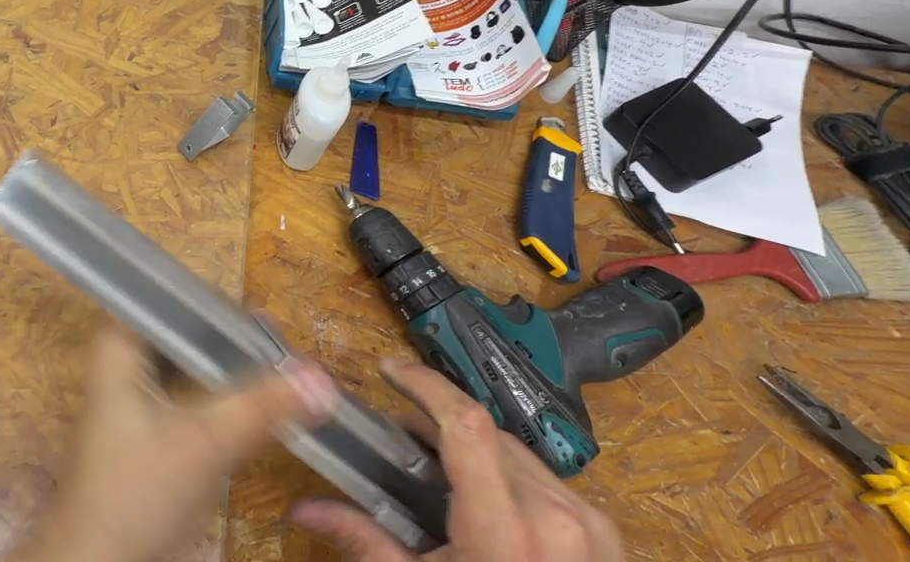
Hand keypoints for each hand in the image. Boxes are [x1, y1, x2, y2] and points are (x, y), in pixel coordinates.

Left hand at [9, 323, 340, 561]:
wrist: (99, 561)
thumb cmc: (134, 490)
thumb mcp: (201, 444)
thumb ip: (261, 408)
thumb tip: (324, 379)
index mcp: (120, 342)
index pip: (171, 297)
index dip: (221, 304)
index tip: (272, 321)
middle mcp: (127, 356)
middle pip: (188, 330)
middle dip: (237, 339)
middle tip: (290, 349)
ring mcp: (140, 392)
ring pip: (196, 363)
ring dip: (237, 368)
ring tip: (289, 372)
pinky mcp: (155, 426)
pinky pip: (198, 394)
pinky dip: (230, 397)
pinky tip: (268, 404)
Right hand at [292, 356, 623, 560]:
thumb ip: (364, 541)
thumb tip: (302, 508)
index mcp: (507, 528)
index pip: (466, 423)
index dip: (425, 383)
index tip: (390, 369)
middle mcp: (556, 514)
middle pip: (485, 433)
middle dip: (440, 422)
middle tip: (404, 438)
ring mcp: (590, 523)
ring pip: (515, 450)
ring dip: (474, 446)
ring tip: (443, 468)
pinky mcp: (607, 534)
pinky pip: (546, 478)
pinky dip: (508, 474)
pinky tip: (487, 496)